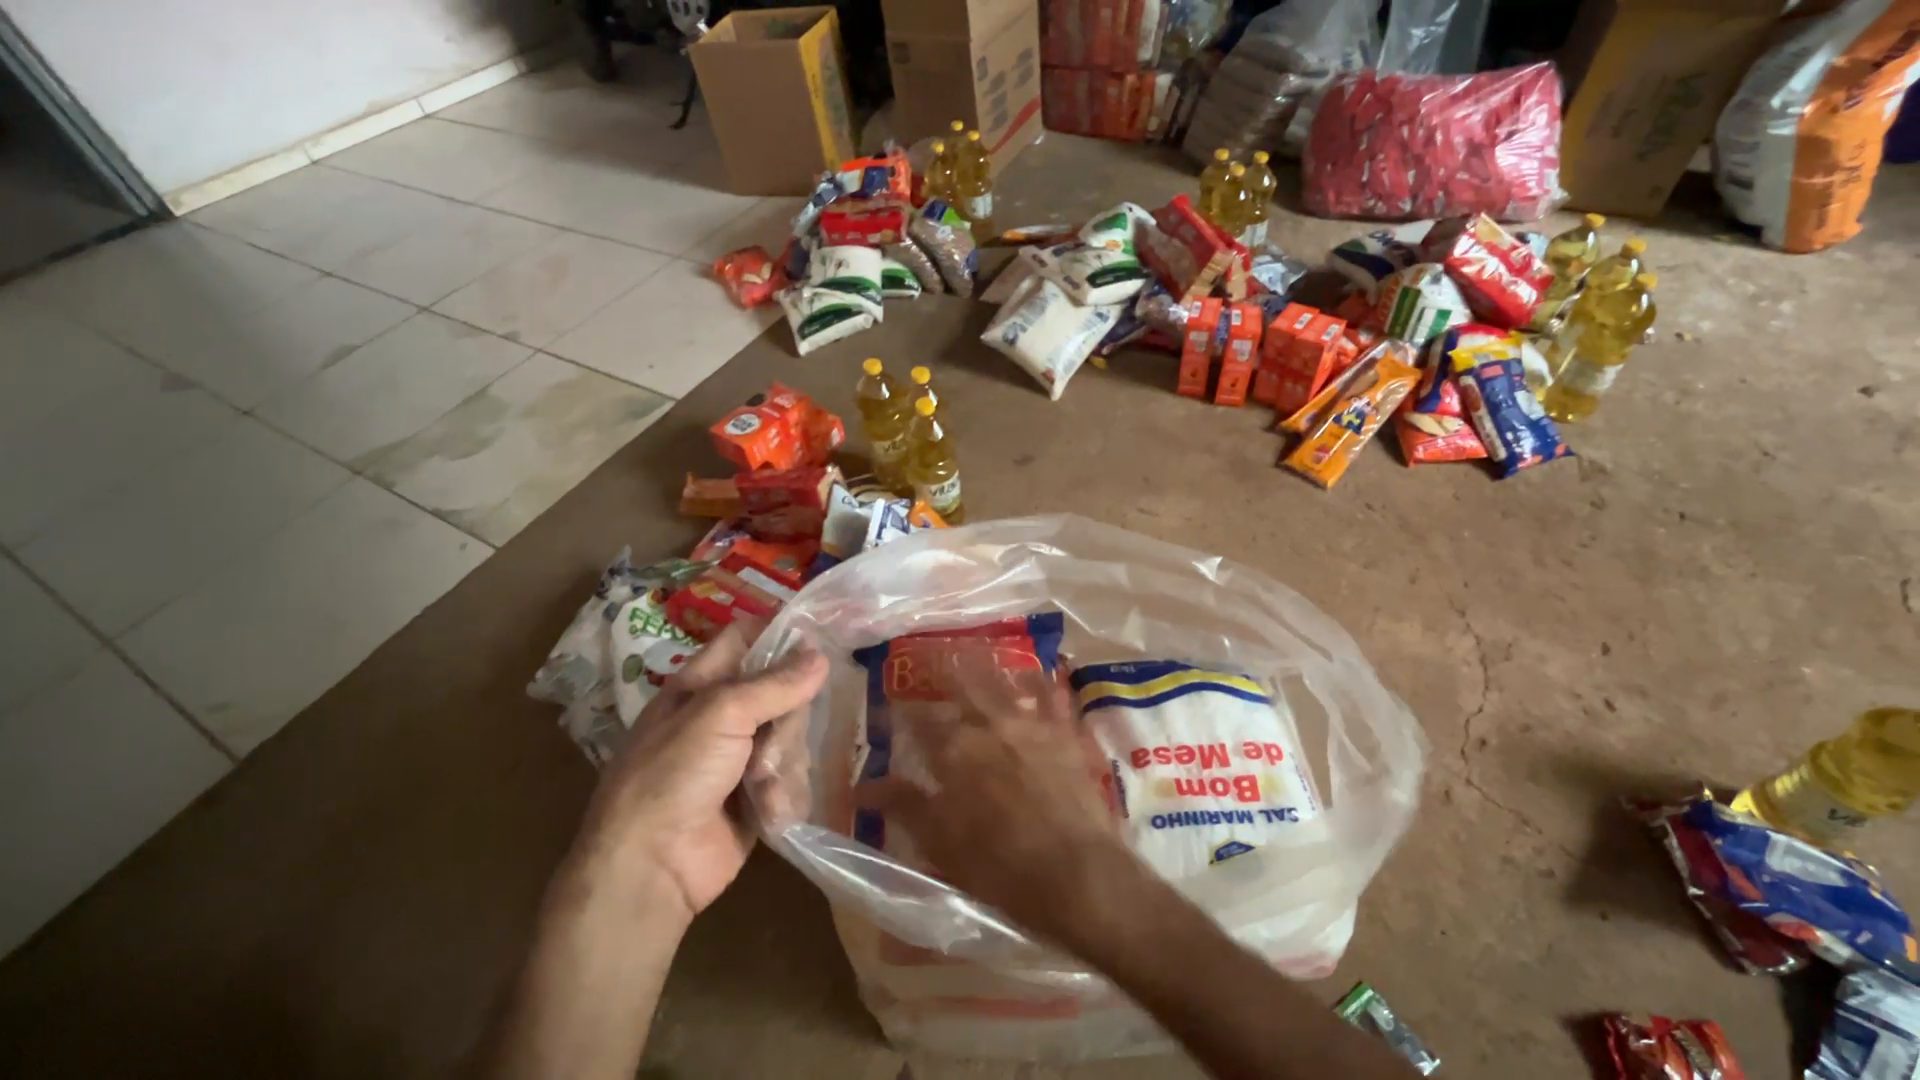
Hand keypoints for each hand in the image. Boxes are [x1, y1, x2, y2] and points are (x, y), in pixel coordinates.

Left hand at [568, 617, 828, 922]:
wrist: (650, 865)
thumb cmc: (673, 774)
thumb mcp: (720, 715)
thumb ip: (774, 684)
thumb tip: (820, 655)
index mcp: (699, 686)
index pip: (744, 639)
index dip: (778, 632)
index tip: (820, 636)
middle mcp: (720, 718)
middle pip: (781, 693)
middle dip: (787, 718)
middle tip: (774, 738)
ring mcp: (739, 760)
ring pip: (792, 739)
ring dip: (782, 763)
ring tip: (761, 785)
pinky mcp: (757, 799)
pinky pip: (791, 781)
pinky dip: (782, 795)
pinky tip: (769, 810)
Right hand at [855, 653, 1144, 950]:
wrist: (1077, 874)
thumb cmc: (1000, 867)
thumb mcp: (941, 843)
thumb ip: (904, 806)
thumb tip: (862, 785)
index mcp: (953, 750)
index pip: (918, 721)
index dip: (902, 712)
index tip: (891, 705)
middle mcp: (990, 724)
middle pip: (961, 685)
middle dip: (942, 670)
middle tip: (931, 655)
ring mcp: (1032, 724)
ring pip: (1003, 681)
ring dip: (985, 666)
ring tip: (973, 651)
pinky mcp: (1066, 734)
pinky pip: (1052, 695)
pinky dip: (1040, 681)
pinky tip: (1034, 672)